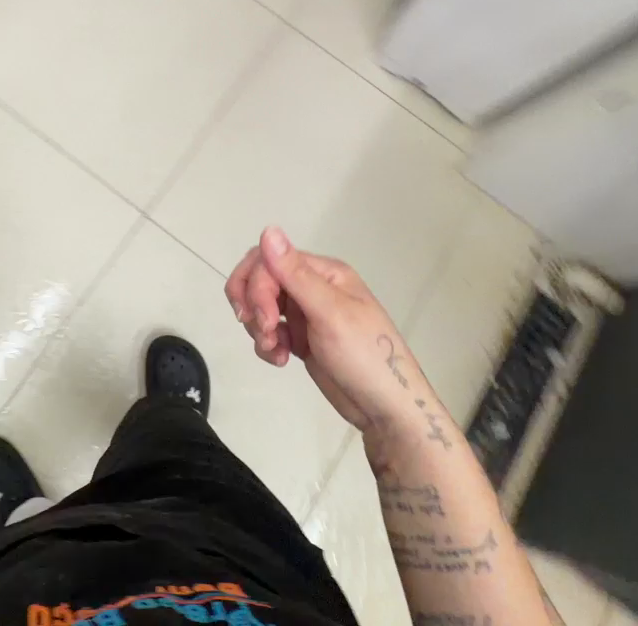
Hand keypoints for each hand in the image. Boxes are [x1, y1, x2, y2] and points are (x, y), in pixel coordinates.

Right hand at [225, 228, 423, 431]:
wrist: (385, 410)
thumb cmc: (365, 357)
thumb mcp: (330, 313)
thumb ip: (295, 274)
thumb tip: (268, 228)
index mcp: (324, 272)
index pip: (269, 261)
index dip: (257, 286)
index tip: (265, 319)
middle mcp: (312, 286)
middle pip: (260, 278)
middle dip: (252, 304)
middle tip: (262, 331)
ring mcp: (305, 313)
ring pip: (259, 305)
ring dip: (257, 327)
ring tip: (274, 350)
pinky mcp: (299, 338)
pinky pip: (268, 330)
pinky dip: (266, 344)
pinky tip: (280, 360)